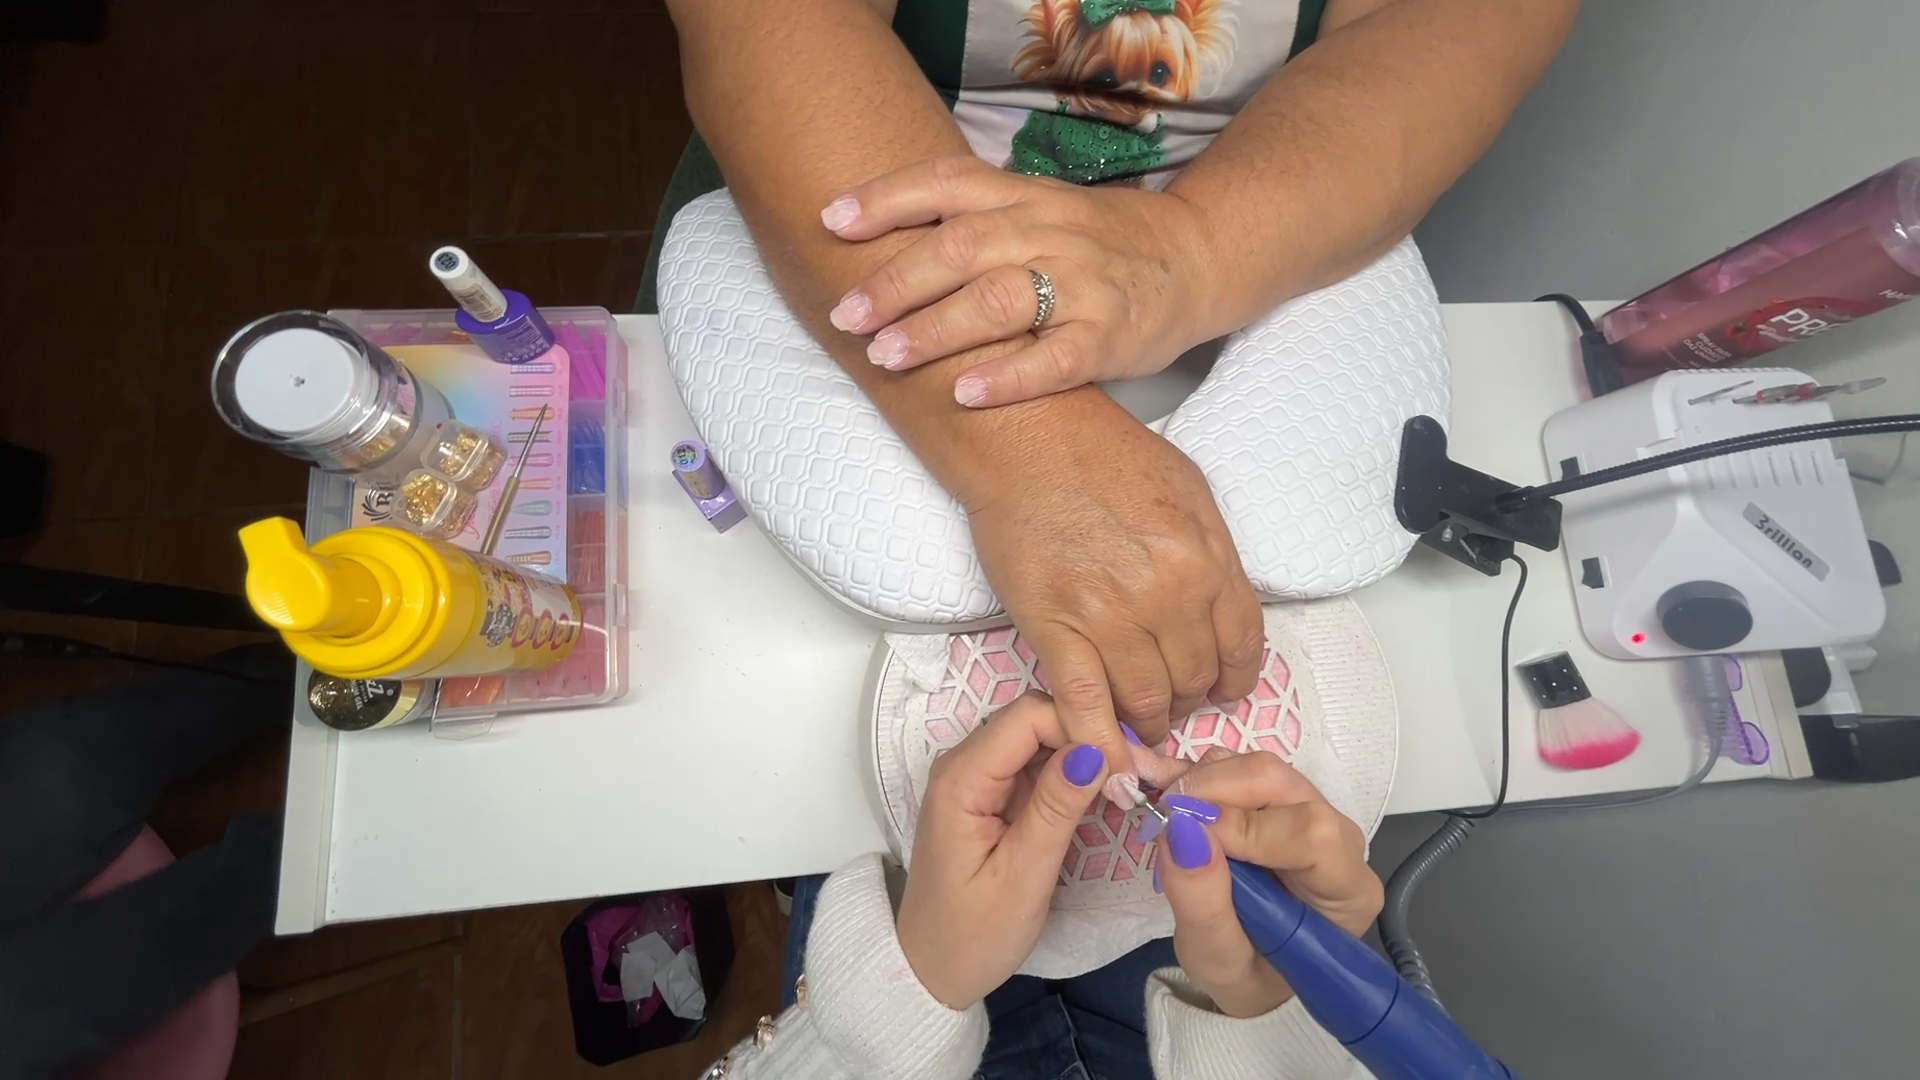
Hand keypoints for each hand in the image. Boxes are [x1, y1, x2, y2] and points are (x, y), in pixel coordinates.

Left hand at [821, 155, 1214, 406]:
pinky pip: (1054, 360)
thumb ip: (981, 220)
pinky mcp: (1109, 337)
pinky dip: (1007, 378)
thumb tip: (892, 243)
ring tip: (887, 356)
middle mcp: (1050, 231)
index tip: (832, 223)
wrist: (1195, 259)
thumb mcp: (1043, 211)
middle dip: (896, 283)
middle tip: (848, 316)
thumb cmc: (1101, 244)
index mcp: (1026, 198)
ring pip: (1000, 300)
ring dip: (936, 329)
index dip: (886, 199)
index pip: (947, 184)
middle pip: (960, 248)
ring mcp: (1083, 284)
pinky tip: (965, 394)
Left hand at [896, 694, 1108, 1009]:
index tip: (1127, 762)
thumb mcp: (1021, 877)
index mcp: (962, 777)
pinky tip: (1101, 791)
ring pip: (1038, 737)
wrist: (932, 970)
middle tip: (1137, 772)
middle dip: (1087, 736)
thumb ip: (1055, 809)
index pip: (1029, 716)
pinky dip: (1070, 771)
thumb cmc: (972, 934)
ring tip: (1128, 781)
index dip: (1081, 727)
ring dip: (1083, 753)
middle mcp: (964, 762)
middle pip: (1034, 718)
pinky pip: (1034, 762)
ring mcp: (977, 774)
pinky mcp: (991, 791)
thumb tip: (1095, 750)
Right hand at [966, 407, 1263, 776]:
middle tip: (1172, 704)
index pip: (1242, 647)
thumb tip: (1219, 602)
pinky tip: (1110, 768)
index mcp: (1208, 559)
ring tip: (1142, 723)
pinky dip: (1100, 744)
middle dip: (1187, 700)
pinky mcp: (1056, 630)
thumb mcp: (1188, 487)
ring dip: (1149, 723)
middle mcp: (1168, 597)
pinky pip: (1085, 705)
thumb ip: (1213, 551)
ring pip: (1147, 700)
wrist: (1027, 441)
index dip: (1233, 679)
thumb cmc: (1102, 452)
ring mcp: (1111, 618)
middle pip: (1193, 679)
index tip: (1221, 690)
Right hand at [1156, 750, 1383, 1018]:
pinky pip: (1232, 762)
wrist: (1249, 966)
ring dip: (1198, 781)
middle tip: (1165, 816)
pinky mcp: (1270, 793)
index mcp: (1345, 888)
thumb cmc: (1246, 973)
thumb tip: (1182, 828)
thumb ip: (1202, 902)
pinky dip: (1189, 773)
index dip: (1243, 825)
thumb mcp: (1218, 961)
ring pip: (1253, 765)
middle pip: (1279, 782)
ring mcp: (1305, 807)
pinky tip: (1166, 796)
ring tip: (1168, 818)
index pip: (1310, 832)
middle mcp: (1335, 837)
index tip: (1185, 834)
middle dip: (1212, 789)